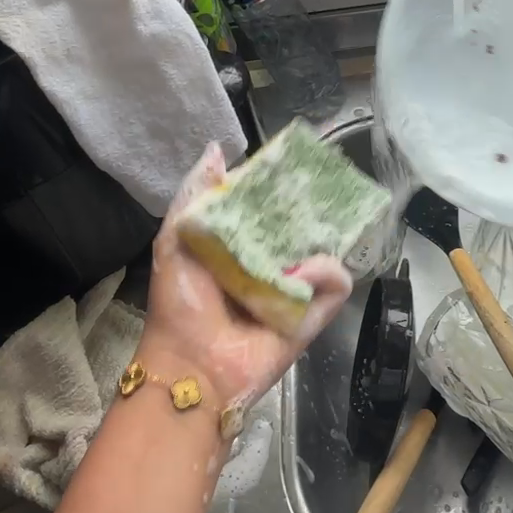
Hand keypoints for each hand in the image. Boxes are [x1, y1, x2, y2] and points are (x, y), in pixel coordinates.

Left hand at [138, 144, 352, 420]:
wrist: (190, 365)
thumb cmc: (179, 300)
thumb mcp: (176, 238)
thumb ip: (196, 193)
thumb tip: (217, 148)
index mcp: (242, 244)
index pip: (270, 205)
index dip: (280, 185)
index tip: (291, 164)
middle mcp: (273, 262)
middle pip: (305, 223)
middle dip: (311, 207)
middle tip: (317, 190)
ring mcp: (297, 288)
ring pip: (328, 247)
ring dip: (314, 244)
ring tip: (292, 253)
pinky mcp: (315, 314)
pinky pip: (337, 283)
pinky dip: (323, 273)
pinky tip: (297, 277)